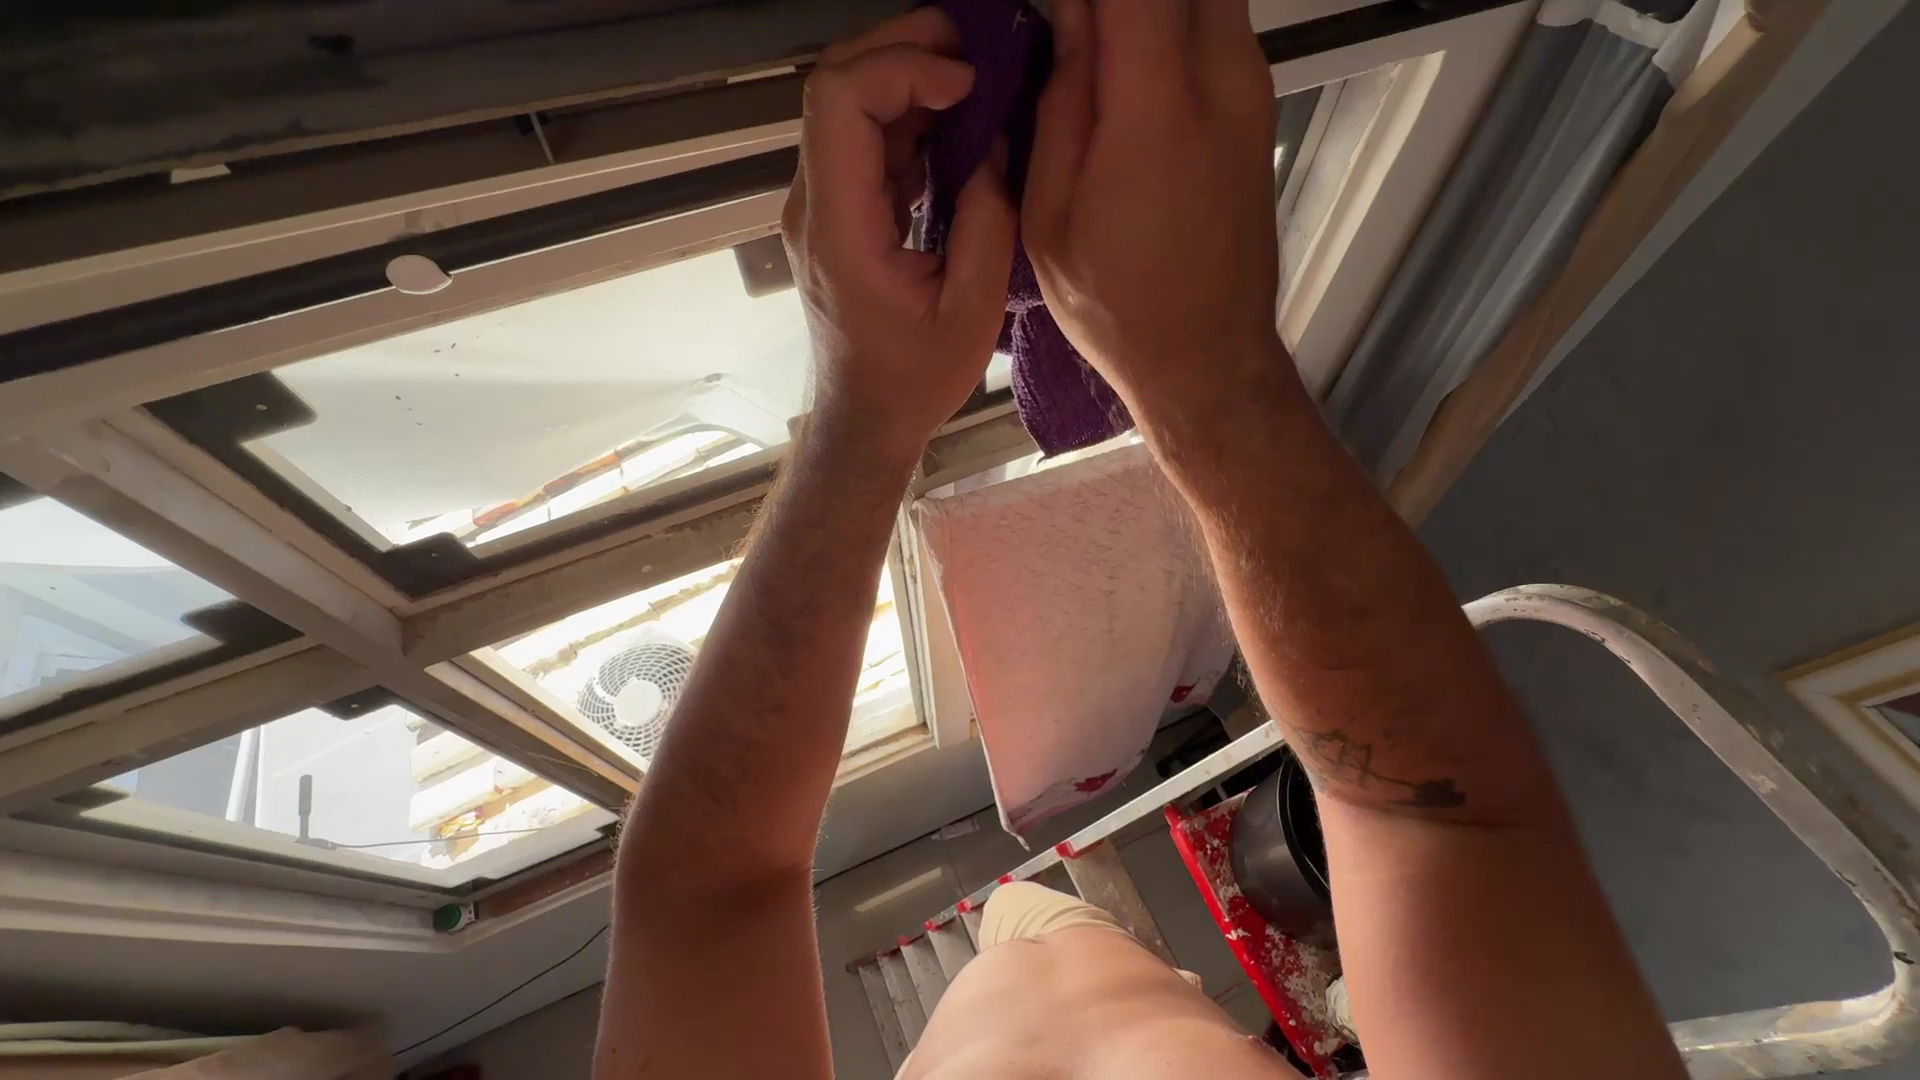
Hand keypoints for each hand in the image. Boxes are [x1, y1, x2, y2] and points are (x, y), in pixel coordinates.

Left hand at [783, 9, 1017, 458]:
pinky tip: (956, 124)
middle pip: (836, 86)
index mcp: (840, 230)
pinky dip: (909, 119)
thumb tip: (994, 145)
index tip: (968, 84)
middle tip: (978, 52)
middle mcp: (814, 206)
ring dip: (909, 80)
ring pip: (848, 107)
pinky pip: (863, 144)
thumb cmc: (914, 380)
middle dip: (906, 51)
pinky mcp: (836, 215)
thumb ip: (988, 221)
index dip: (904, 66)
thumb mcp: (971, 312)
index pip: (841, 101)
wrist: (866, 417)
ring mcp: (819, 208)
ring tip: (976, 79)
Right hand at [1023, 0, 1287, 421]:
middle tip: (1076, 44)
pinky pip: (1218, 33)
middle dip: (1121, 5)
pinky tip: (1133, 87)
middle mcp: (1222, 76)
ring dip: (1148, 16)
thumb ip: (1060, 104)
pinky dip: (1174, 34)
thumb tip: (1069, 16)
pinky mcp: (1260, 114)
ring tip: (1097, 70)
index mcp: (1157, 104)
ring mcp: (1252, 91)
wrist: (1205, 357)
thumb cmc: (1115, 303)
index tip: (1056, 14)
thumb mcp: (1051, 217)